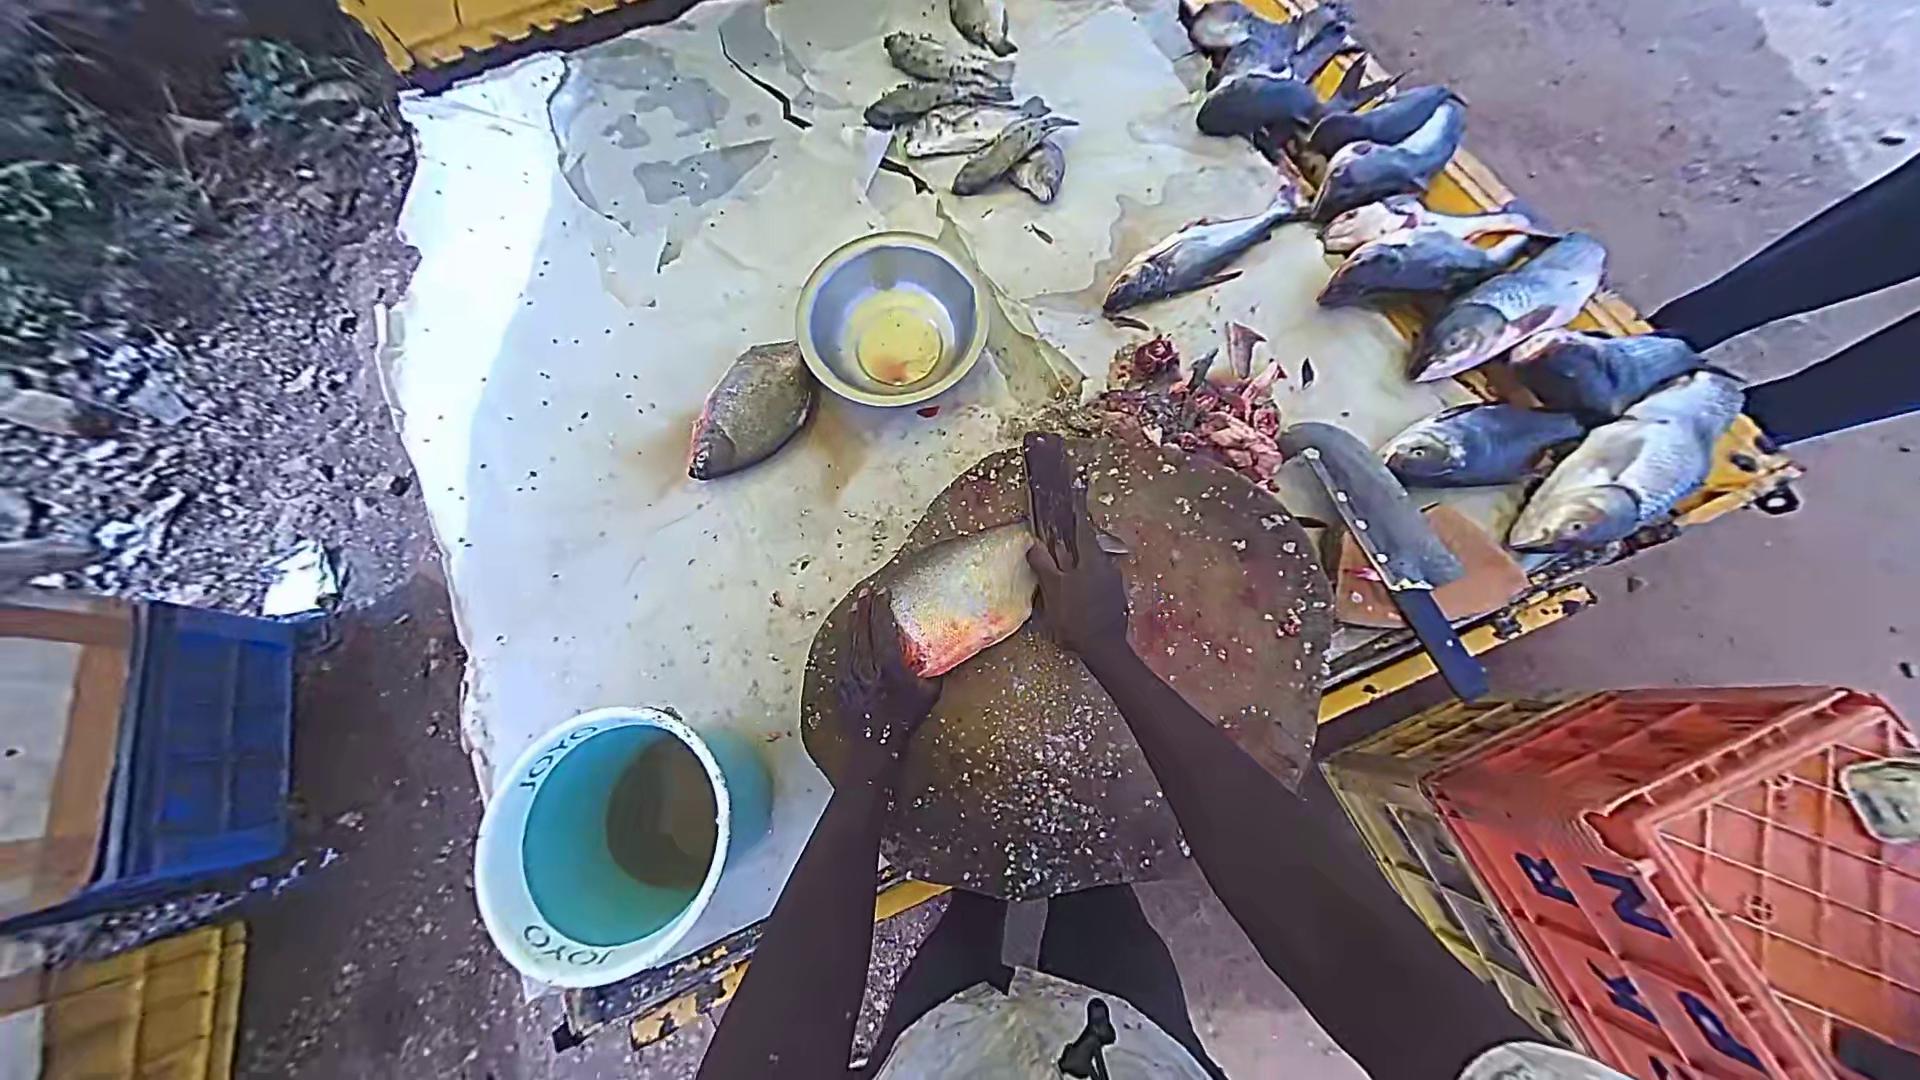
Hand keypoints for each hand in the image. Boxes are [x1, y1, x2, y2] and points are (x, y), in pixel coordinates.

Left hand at [834, 587, 940, 779]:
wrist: (876, 748)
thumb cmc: (906, 720)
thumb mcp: (928, 694)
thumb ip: (932, 671)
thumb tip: (942, 653)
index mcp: (888, 666)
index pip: (883, 628)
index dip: (883, 608)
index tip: (885, 593)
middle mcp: (866, 667)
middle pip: (863, 629)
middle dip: (866, 607)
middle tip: (868, 592)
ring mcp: (850, 676)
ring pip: (850, 640)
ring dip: (854, 621)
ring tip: (858, 605)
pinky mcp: (840, 684)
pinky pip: (843, 656)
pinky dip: (848, 641)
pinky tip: (850, 634)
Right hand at [1026, 484, 1129, 659]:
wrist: (1104, 649)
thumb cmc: (1075, 616)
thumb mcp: (1053, 589)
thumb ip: (1044, 564)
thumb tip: (1034, 545)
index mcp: (1091, 559)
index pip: (1082, 527)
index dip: (1078, 509)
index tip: (1079, 490)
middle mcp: (1107, 566)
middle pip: (1087, 548)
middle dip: (1072, 545)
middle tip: (1058, 545)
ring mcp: (1114, 583)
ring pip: (1092, 566)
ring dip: (1078, 566)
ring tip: (1063, 576)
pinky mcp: (1116, 599)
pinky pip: (1097, 582)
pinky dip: (1085, 581)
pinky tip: (1075, 596)